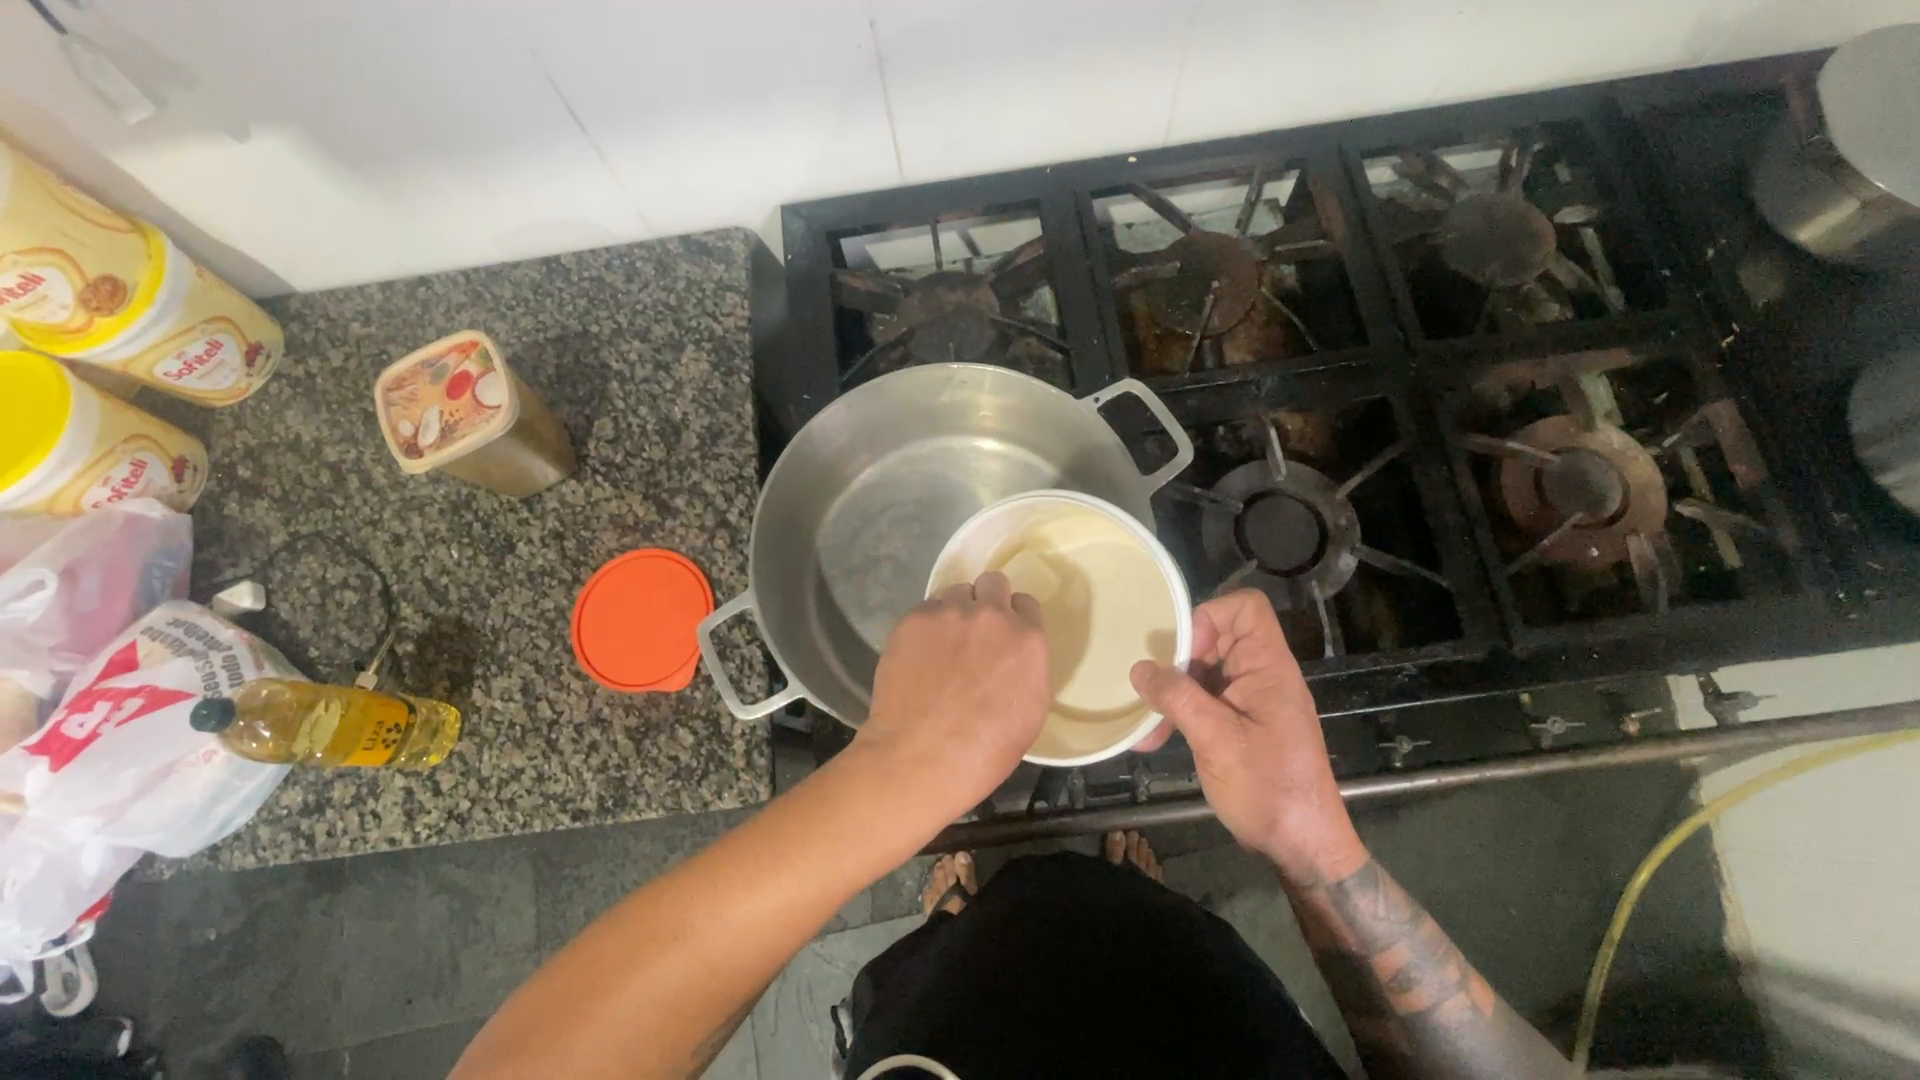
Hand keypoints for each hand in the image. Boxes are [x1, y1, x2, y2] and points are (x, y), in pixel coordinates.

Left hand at [850, 571, 1050, 819]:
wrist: (922, 757)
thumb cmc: (987, 748)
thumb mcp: (1032, 709)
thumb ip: (1029, 666)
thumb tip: (1015, 654)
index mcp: (1027, 638)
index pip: (1026, 603)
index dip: (1014, 618)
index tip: (1004, 637)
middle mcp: (991, 615)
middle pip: (993, 583)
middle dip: (987, 601)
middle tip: (975, 632)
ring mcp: (948, 614)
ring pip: (955, 593)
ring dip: (954, 612)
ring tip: (942, 646)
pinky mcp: (913, 620)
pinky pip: (925, 609)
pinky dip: (925, 626)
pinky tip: (919, 656)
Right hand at [1129, 590, 1362, 881]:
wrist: (1303, 846)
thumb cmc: (1268, 788)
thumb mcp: (1215, 740)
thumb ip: (1177, 697)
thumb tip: (1140, 668)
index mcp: (1268, 668)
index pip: (1245, 608)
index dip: (1208, 617)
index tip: (1183, 654)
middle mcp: (1262, 677)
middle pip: (1218, 638)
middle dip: (1178, 659)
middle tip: (1154, 690)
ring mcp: (1252, 702)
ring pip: (1205, 672)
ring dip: (1173, 692)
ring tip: (1146, 724)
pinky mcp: (1242, 726)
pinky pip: (1205, 702)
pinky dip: (1180, 714)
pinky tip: (1153, 739)